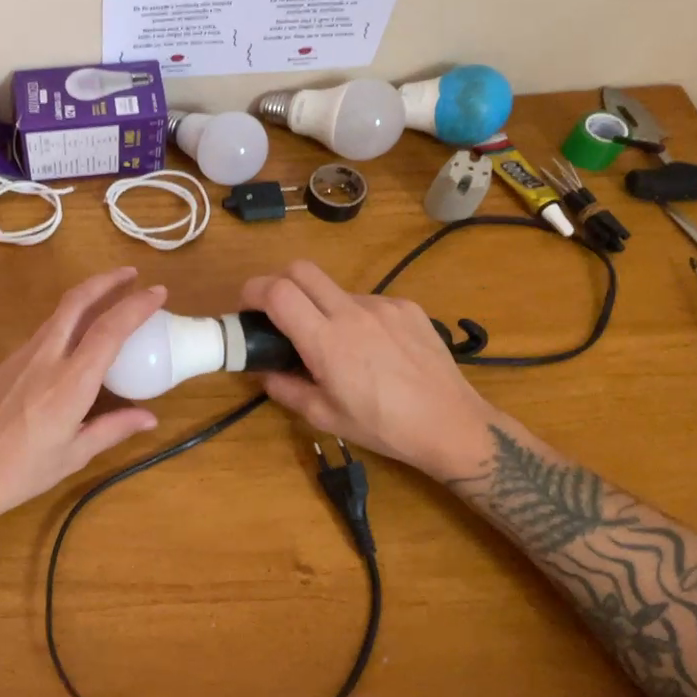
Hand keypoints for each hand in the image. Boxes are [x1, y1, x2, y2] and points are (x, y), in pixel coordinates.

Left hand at [0, 268, 164, 522]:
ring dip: (85, 299)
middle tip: (131, 275)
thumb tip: (150, 417)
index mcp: (70, 383)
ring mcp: (21, 357)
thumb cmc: (24, 471)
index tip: (158, 292)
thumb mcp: (75, 454)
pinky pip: (42, 334)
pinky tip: (74, 340)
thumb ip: (114, 428)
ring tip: (107, 301)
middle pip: (76, 301)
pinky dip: (65, 324)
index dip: (136, 305)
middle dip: (106, 281)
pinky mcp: (5, 364)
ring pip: (57, 315)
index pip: (109, 330)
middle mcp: (45, 358)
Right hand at [242, 260, 498, 477]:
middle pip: (301, 269)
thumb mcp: (324, 417)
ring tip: (331, 343)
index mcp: (327, 342)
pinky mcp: (407, 307)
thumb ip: (285, 388)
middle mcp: (352, 313)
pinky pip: (366, 302)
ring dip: (318, 305)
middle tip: (274, 311)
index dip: (253, 292)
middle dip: (277, 282)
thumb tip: (264, 370)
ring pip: (334, 289)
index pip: (278, 292)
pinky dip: (353, 316)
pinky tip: (368, 348)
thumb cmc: (383, 427)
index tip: (245, 308)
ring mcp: (383, 306)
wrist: (451, 424)